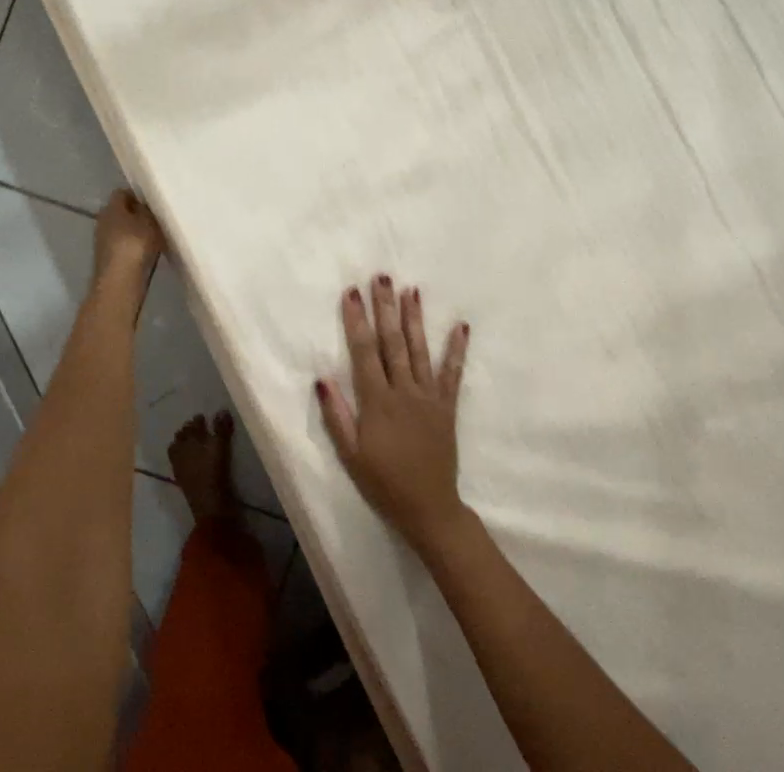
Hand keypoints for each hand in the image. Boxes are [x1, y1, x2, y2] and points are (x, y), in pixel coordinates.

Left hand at [93, 188, 164, 284]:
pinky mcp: (106, 258)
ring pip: (120, 229)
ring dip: (134, 232)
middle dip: (135, 214)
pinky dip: (132, 247)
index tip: (152, 202)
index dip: (137, 195)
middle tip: (155, 219)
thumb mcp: (149, 221)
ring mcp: (102, 241)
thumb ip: (146, 210)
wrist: (119, 280)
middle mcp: (102, 220)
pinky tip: (146, 253)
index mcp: (111, 207)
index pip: (122, 193)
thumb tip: (143, 205)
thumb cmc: (135, 244)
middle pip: (120, 212)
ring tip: (155, 238)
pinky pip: (122, 246)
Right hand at [316, 274, 471, 553]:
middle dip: (386, 308)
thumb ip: (336, 415)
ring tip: (412, 290)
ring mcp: (428, 397)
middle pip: (392, 342)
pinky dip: (457, 349)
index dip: (357, 321)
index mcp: (377, 402)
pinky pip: (453, 374)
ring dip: (415, 319)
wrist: (428, 506)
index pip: (364, 352)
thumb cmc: (382, 482)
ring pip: (420, 350)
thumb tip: (322, 378)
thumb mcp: (350, 454)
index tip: (352, 293)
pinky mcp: (447, 407)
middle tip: (382, 277)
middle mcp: (404, 391)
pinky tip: (460, 327)